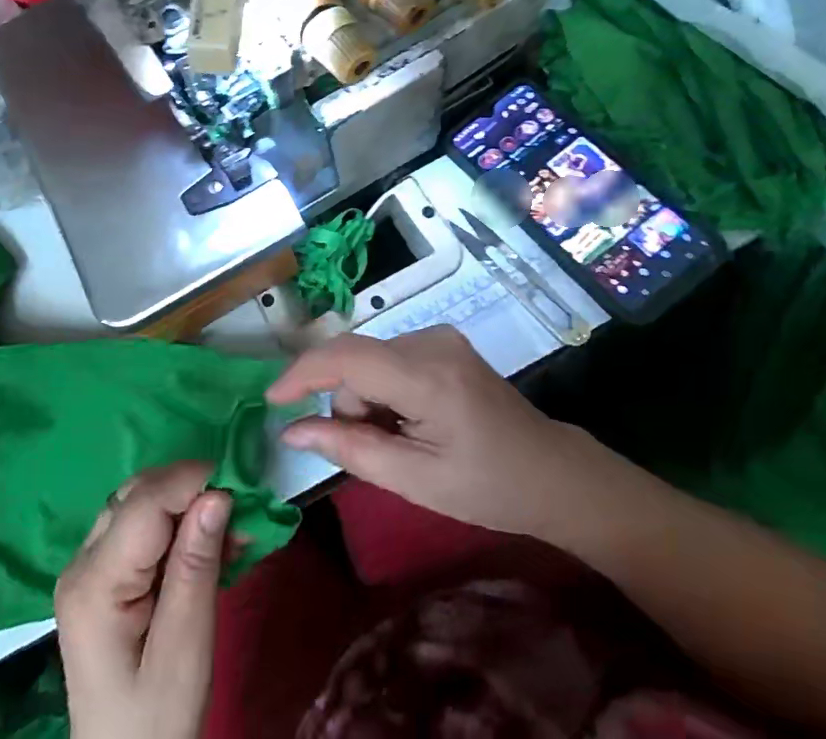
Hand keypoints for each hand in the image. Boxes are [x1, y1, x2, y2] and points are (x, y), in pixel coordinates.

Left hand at [55, 461, 229, 738]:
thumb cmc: (156, 719)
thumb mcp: (184, 651)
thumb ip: (196, 568)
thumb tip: (218, 495)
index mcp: (94, 583)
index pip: (144, 503)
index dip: (193, 483)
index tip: (243, 489)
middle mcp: (81, 563)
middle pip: (137, 495)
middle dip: (192, 490)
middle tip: (242, 513)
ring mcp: (87, 568)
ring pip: (139, 505)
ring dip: (188, 505)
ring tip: (234, 530)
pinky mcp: (102, 577)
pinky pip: (141, 529)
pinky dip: (179, 526)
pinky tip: (211, 545)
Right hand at [267, 327, 585, 538]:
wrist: (554, 474)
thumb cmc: (488, 488)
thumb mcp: (414, 480)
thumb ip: (348, 449)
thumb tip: (291, 431)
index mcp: (428, 377)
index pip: (346, 357)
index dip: (301, 374)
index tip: (271, 401)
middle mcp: (431, 341)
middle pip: (355, 360)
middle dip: (347, 403)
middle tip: (375, 450)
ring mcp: (440, 336)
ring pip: (369, 359)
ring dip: (366, 398)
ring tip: (401, 439)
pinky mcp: (444, 341)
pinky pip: (389, 358)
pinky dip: (384, 389)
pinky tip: (412, 419)